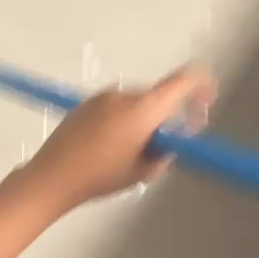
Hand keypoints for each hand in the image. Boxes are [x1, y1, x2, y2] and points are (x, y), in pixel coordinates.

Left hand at [20, 65, 215, 211]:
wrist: (51, 177)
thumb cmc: (100, 177)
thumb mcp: (143, 171)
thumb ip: (165, 150)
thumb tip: (172, 138)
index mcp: (143, 109)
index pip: (184, 80)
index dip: (202, 86)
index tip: (206, 102)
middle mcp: (124, 94)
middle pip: (158, 95)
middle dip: (166, 115)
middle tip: (161, 145)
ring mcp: (101, 97)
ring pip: (135, 102)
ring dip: (141, 119)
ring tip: (128, 151)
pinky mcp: (84, 103)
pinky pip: (114, 106)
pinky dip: (121, 119)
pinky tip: (107, 146)